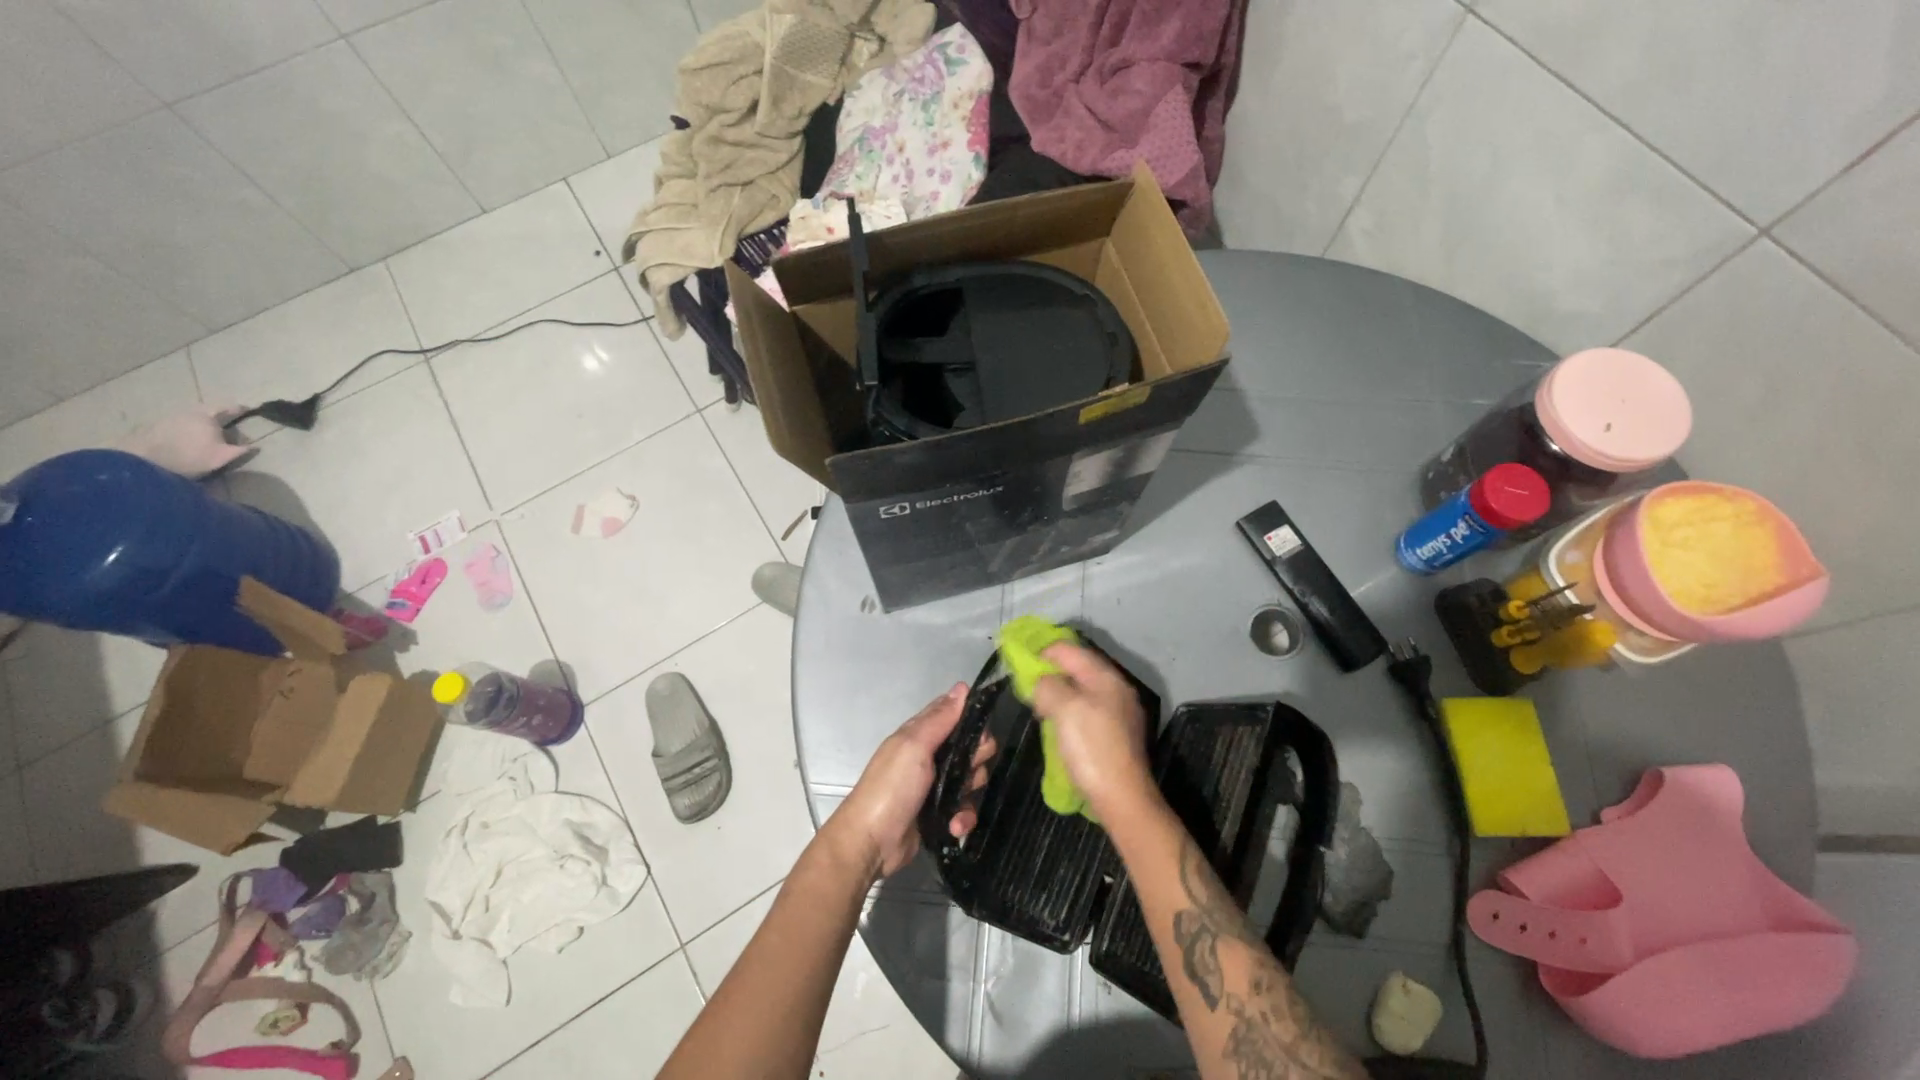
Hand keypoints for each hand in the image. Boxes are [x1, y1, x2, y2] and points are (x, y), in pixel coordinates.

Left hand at [822, 684, 996, 881]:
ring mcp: (936, 787)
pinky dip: (964, 819)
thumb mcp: (914, 746)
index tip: (979, 736)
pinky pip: (965, 810)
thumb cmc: (892, 787)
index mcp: (921, 735)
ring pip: (973, 781)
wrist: (872, 842)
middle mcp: (931, 757)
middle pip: (972, 750)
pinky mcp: (940, 814)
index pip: (956, 716)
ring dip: (970, 796)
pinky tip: (954, 827)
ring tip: (957, 808)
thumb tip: (963, 687)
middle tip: (967, 772)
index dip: (973, 723)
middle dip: (977, 762)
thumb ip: (940, 718)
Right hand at [1031, 643, 1153, 818]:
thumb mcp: (1064, 709)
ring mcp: (1121, 714)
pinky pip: (1089, 712)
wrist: (1122, 798)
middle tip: (1027, 686)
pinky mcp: (1118, 736)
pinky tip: (1058, 726)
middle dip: (1051, 673)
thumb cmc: (1091, 748)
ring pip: (1083, 692)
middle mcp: (1118, 690)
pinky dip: (1070, 712)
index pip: (1071, 650)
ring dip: (1059, 694)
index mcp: (1107, 678)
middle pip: (1079, 669)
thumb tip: (1042, 682)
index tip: (1020, 662)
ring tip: (1039, 708)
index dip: (1043, 652)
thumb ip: (1049, 686)